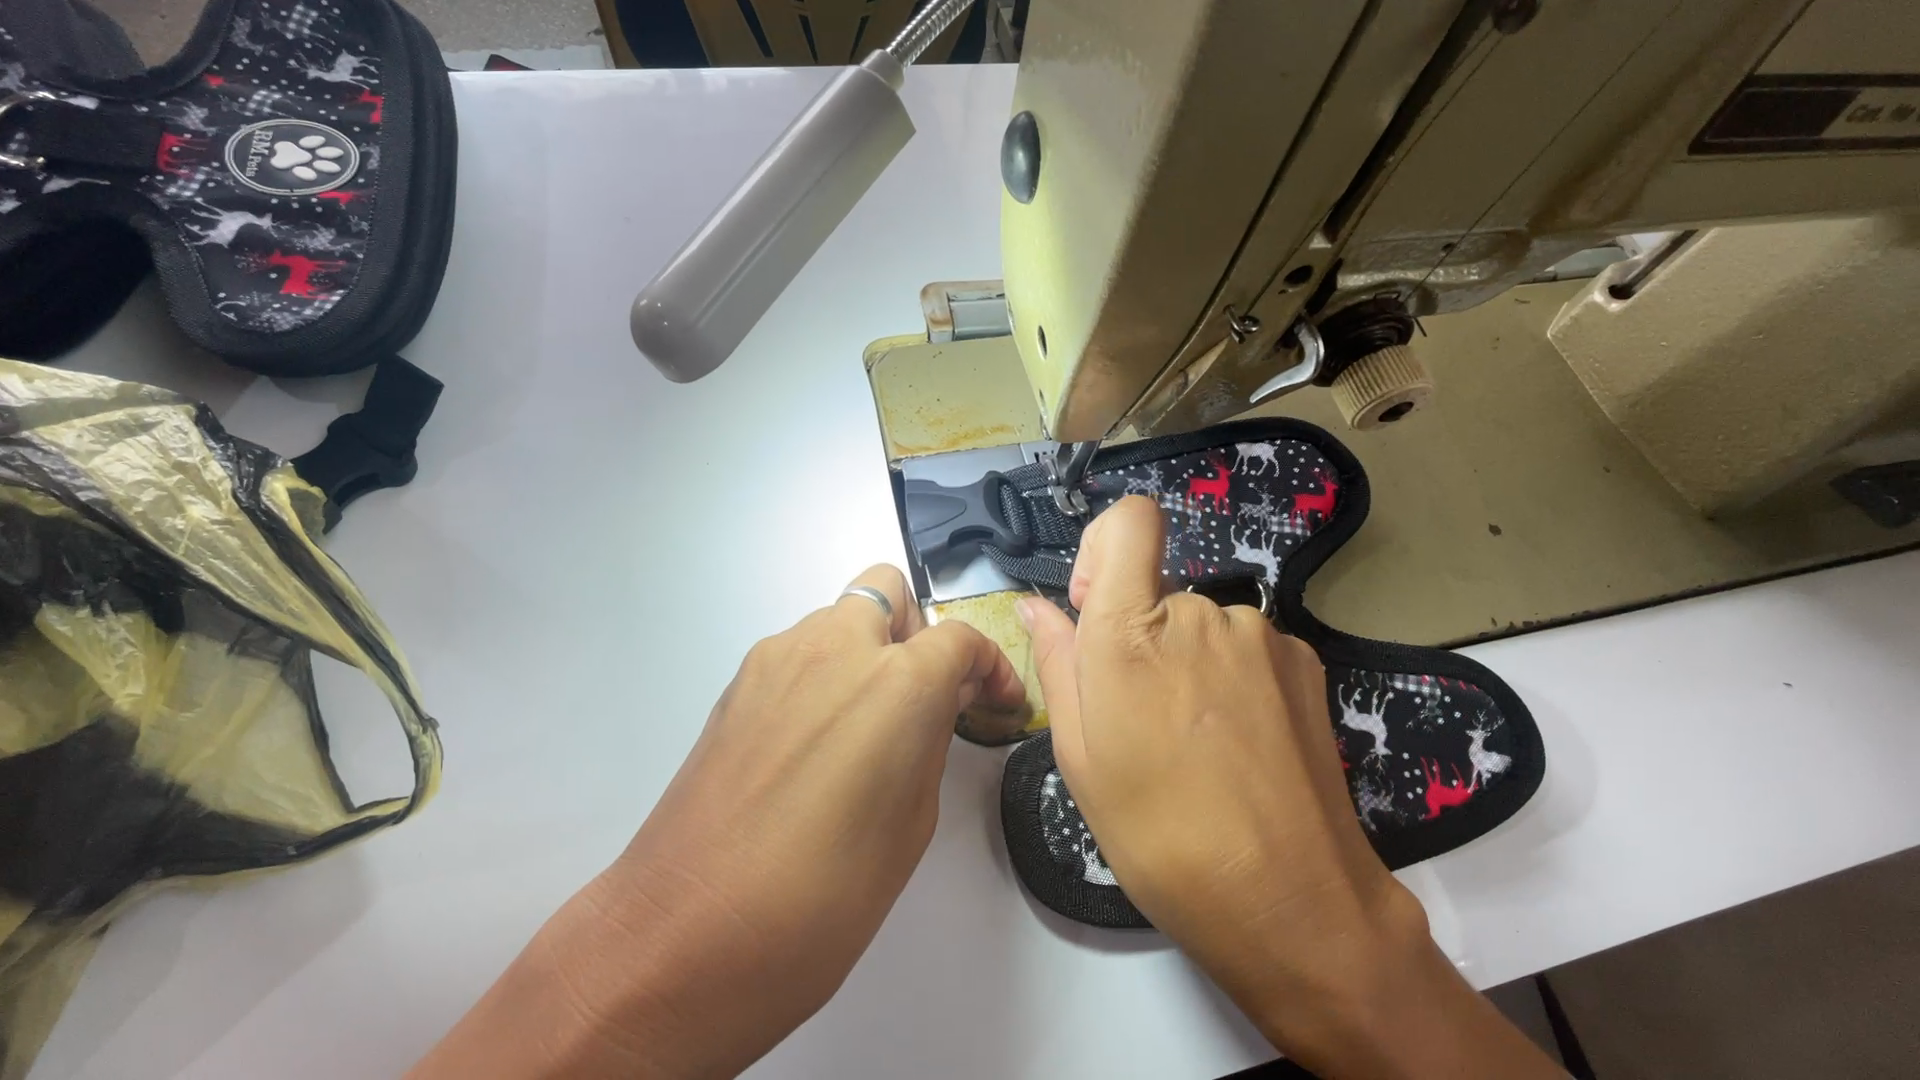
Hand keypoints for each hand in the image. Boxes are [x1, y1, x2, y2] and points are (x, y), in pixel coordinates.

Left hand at [409, 566, 1023, 1079]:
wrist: (692, 929)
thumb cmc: (826, 894)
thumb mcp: (912, 819)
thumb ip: (930, 739)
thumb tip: (934, 707)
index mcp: (896, 680)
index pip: (960, 638)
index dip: (989, 666)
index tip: (996, 700)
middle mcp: (835, 647)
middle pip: (887, 589)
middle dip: (916, 631)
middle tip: (923, 694)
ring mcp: (775, 659)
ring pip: (836, 618)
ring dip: (864, 649)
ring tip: (867, 724)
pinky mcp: (735, 685)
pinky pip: (796, 653)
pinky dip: (821, 673)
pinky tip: (816, 742)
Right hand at [1020, 497, 1561, 1078]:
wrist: (1287, 897)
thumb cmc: (1158, 834)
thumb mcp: (1081, 757)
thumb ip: (1058, 664)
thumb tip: (1038, 607)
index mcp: (1130, 635)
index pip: (1128, 523)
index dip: (1104, 548)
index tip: (1096, 609)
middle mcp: (1199, 614)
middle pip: (1158, 596)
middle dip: (1142, 642)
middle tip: (1142, 725)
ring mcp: (1260, 636)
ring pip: (1203, 628)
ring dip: (1190, 666)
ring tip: (1196, 747)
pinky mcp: (1304, 661)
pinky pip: (1247, 649)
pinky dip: (1233, 680)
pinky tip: (1238, 745)